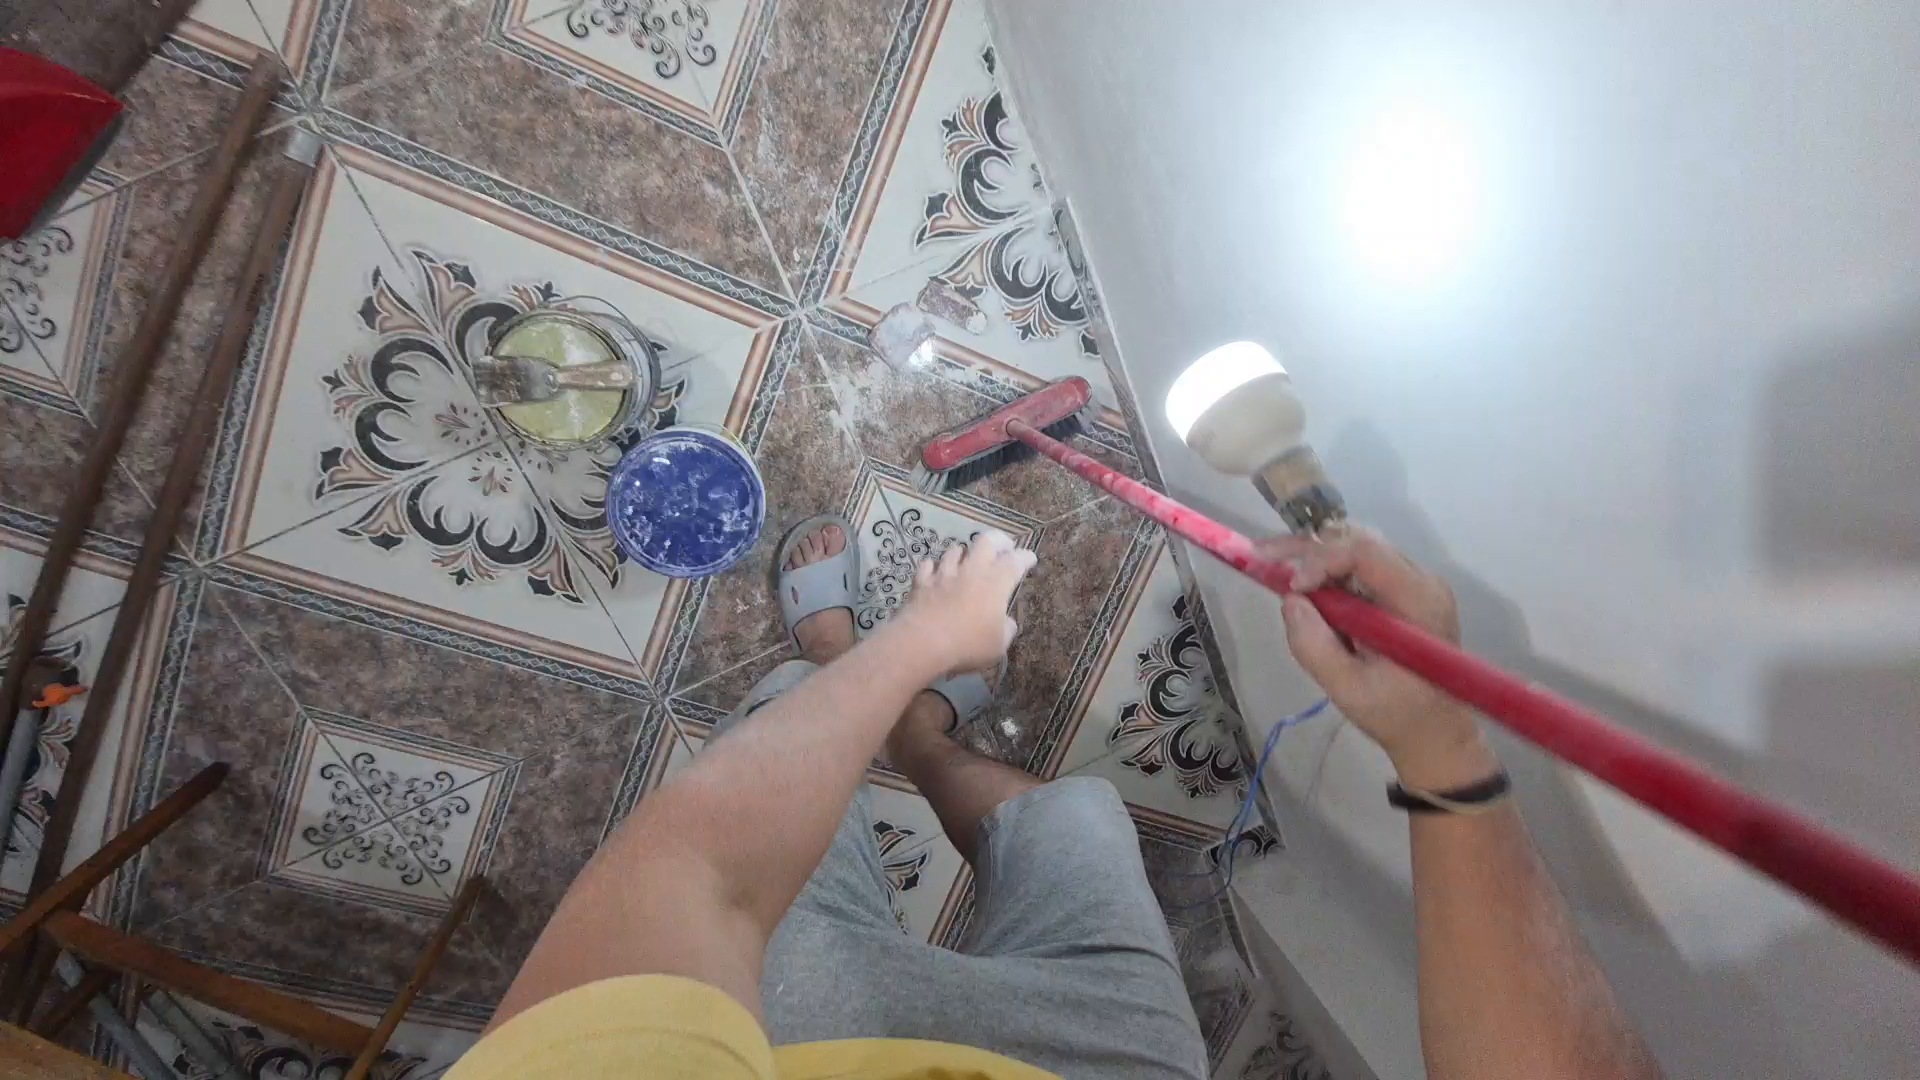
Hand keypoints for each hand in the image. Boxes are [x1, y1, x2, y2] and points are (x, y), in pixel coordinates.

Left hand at [893, 529, 1036, 675]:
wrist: (923, 642)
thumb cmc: (968, 645)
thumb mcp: (998, 645)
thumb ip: (1006, 630)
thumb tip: (1006, 622)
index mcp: (996, 583)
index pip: (1016, 561)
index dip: (1025, 557)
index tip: (1030, 558)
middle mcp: (972, 571)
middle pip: (986, 541)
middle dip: (998, 540)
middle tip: (1004, 546)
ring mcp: (944, 574)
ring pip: (955, 550)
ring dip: (964, 552)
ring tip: (967, 558)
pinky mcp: (922, 581)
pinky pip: (928, 565)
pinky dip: (934, 567)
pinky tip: (935, 571)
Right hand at [1259, 529, 1494, 785]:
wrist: (1434, 731)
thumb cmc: (1396, 714)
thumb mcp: (1348, 690)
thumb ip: (1315, 647)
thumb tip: (1290, 600)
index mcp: (1418, 603)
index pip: (1366, 553)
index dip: (1322, 559)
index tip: (1292, 586)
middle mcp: (1420, 582)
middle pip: (1358, 540)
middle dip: (1306, 547)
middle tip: (1261, 555)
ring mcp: (1410, 584)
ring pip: (1354, 547)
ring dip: (1310, 553)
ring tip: (1270, 562)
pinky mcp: (1397, 591)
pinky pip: (1355, 565)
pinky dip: (1321, 567)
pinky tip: (1294, 578)